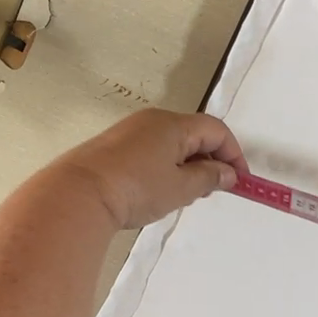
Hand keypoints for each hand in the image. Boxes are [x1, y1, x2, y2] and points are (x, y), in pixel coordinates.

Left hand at [51, 109, 248, 229]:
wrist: (78, 194)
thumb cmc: (135, 188)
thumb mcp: (181, 188)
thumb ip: (209, 178)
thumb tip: (226, 173)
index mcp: (173, 124)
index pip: (216, 130)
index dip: (233, 154)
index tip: (239, 182)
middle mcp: (152, 121)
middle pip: (193, 134)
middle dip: (210, 161)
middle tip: (211, 190)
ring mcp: (129, 132)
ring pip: (171, 145)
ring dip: (187, 167)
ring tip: (182, 196)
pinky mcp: (112, 147)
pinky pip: (150, 152)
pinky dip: (164, 168)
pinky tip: (156, 193)